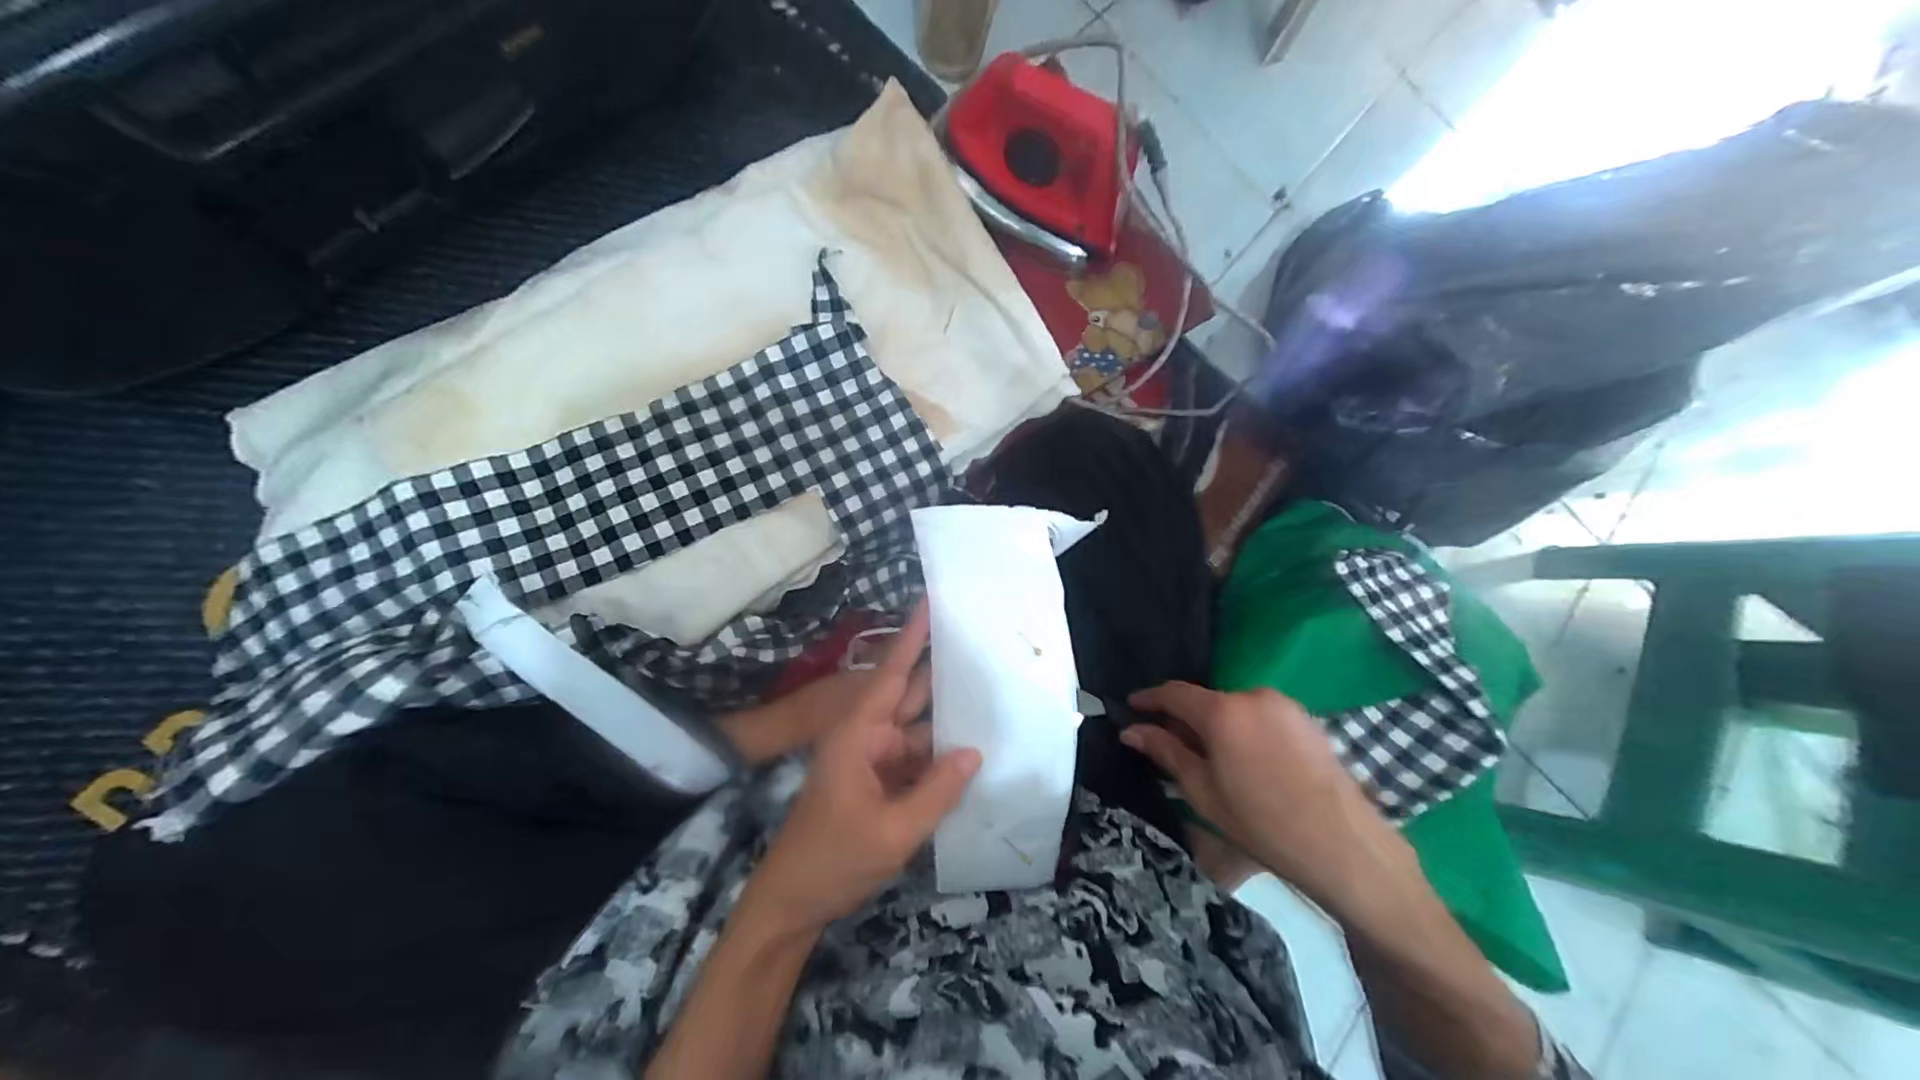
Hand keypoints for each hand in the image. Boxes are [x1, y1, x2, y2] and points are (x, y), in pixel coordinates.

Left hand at [742, 603, 981, 934]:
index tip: (931, 600)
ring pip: (920, 729)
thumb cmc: (833, 860)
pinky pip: (919, 758)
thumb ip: (937, 792)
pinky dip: (943, 754)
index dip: (912, 636)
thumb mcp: (892, 831)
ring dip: (950, 717)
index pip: (893, 674)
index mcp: (859, 734)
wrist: (792, 901)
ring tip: (995, 694)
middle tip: (983, 644)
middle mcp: (868, 736)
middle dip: (943, 670)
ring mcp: (875, 760)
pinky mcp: (881, 782)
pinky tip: (976, 746)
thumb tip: (975, 751)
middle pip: (911, 695)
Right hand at [1121, 683, 1413, 916]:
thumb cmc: (1263, 824)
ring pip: (1234, 708)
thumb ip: (1166, 752)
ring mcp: (1284, 705)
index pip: (1174, 692)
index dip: (1149, 699)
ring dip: (1216, 725)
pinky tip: (1246, 763)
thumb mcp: (1203, 792)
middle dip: (1184, 719)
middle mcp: (1252, 696)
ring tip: (1211, 761)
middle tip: (1169, 747)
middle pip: (1205, 700)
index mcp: (1222, 712)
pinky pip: (1260, 716)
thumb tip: (1132, 730)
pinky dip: (1243, 729)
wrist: (1344, 847)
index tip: (1131, 707)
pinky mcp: (1306, 719)